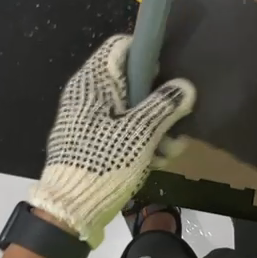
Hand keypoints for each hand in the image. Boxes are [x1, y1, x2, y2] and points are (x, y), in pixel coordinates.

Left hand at [30, 35, 195, 246]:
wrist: (70, 210)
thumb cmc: (103, 162)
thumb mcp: (140, 133)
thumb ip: (164, 105)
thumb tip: (185, 85)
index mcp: (92, 82)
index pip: (121, 47)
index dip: (147, 55)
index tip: (167, 75)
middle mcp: (88, 95)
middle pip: (132, 81)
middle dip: (160, 102)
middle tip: (179, 122)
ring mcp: (90, 120)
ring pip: (132, 110)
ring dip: (157, 128)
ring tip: (170, 152)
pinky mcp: (93, 142)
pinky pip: (123, 131)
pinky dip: (141, 142)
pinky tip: (158, 162)